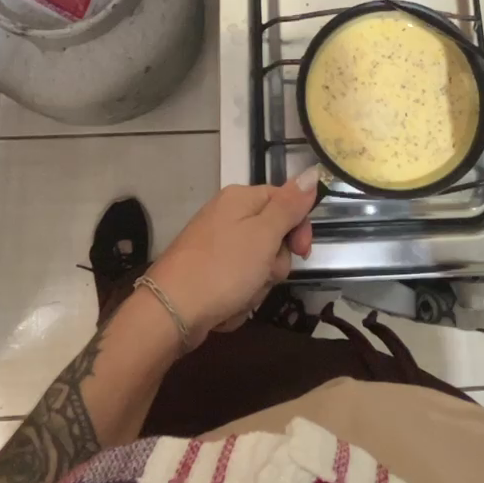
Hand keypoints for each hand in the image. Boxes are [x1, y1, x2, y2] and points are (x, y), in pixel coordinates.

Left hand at [142, 168, 318, 343]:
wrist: (171, 311)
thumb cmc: (223, 268)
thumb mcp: (264, 235)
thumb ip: (290, 205)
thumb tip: (312, 171)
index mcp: (240, 198)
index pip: (286, 202)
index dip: (299, 228)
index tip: (302, 253)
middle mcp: (227, 215)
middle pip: (273, 236)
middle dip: (274, 263)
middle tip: (262, 274)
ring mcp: (216, 245)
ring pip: (259, 264)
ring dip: (257, 285)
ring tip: (241, 294)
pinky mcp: (209, 271)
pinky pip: (240, 282)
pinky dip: (239, 297)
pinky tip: (228, 305)